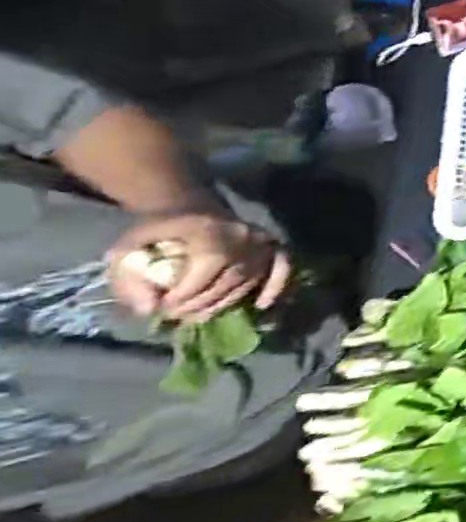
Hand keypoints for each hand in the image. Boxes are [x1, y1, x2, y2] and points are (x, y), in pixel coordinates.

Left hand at [108, 212, 290, 322]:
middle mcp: (243, 237)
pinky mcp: (274, 244)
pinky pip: (282, 268)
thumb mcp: (127, 247)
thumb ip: (128, 279)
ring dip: (225, 302)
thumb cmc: (157, 228)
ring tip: (200, 315)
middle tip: (178, 316)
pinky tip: (260, 305)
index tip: (161, 309)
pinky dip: (275, 287)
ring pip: (250, 281)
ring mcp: (262, 241)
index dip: (183, 296)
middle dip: (202, 304)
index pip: (203, 273)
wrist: (189, 205)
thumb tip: (149, 310)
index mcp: (209, 233)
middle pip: (229, 280)